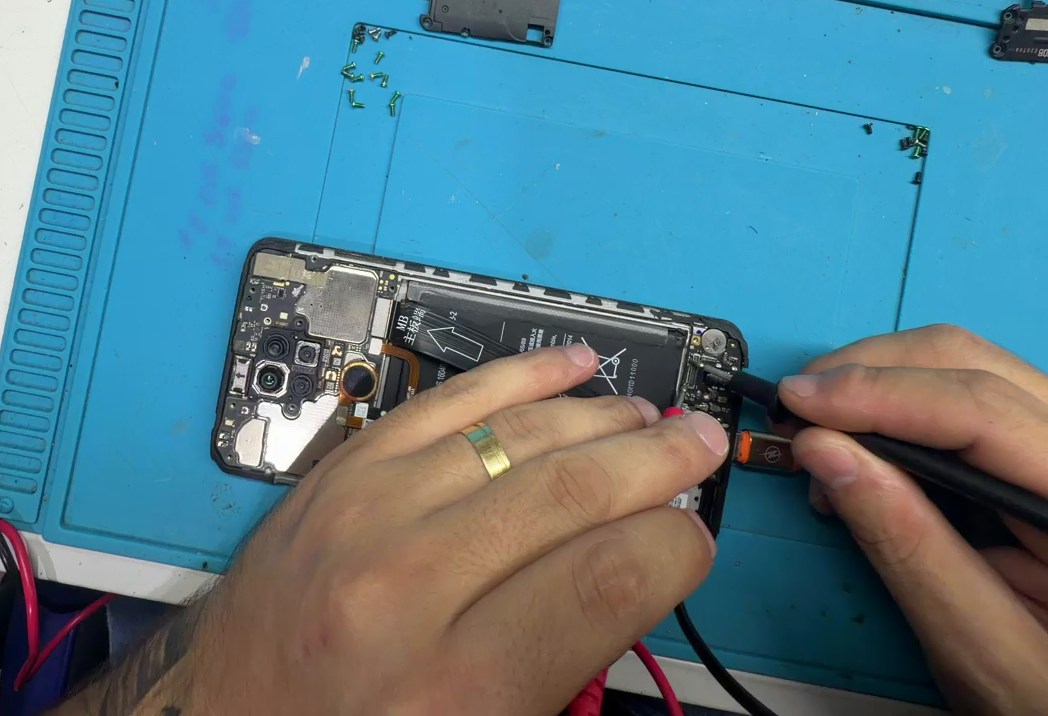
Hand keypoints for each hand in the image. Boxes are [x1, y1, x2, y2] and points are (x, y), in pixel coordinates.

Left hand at [82, 345, 730, 715]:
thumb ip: (565, 668)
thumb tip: (636, 572)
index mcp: (457, 687)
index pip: (607, 579)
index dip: (675, 546)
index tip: (695, 536)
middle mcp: (412, 582)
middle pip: (568, 490)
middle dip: (653, 462)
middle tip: (700, 444)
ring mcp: (371, 507)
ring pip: (516, 433)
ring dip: (597, 417)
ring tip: (651, 416)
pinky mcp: (347, 466)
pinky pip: (449, 400)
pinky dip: (518, 376)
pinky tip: (569, 364)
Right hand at [781, 326, 1047, 715]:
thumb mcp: (981, 653)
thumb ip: (904, 544)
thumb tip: (819, 446)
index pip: (988, 412)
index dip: (879, 393)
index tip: (793, 400)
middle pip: (978, 366)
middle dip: (870, 373)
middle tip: (794, 412)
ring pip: (973, 366)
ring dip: (881, 385)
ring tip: (822, 435)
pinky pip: (975, 400)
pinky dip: (903, 408)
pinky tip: (869, 449)